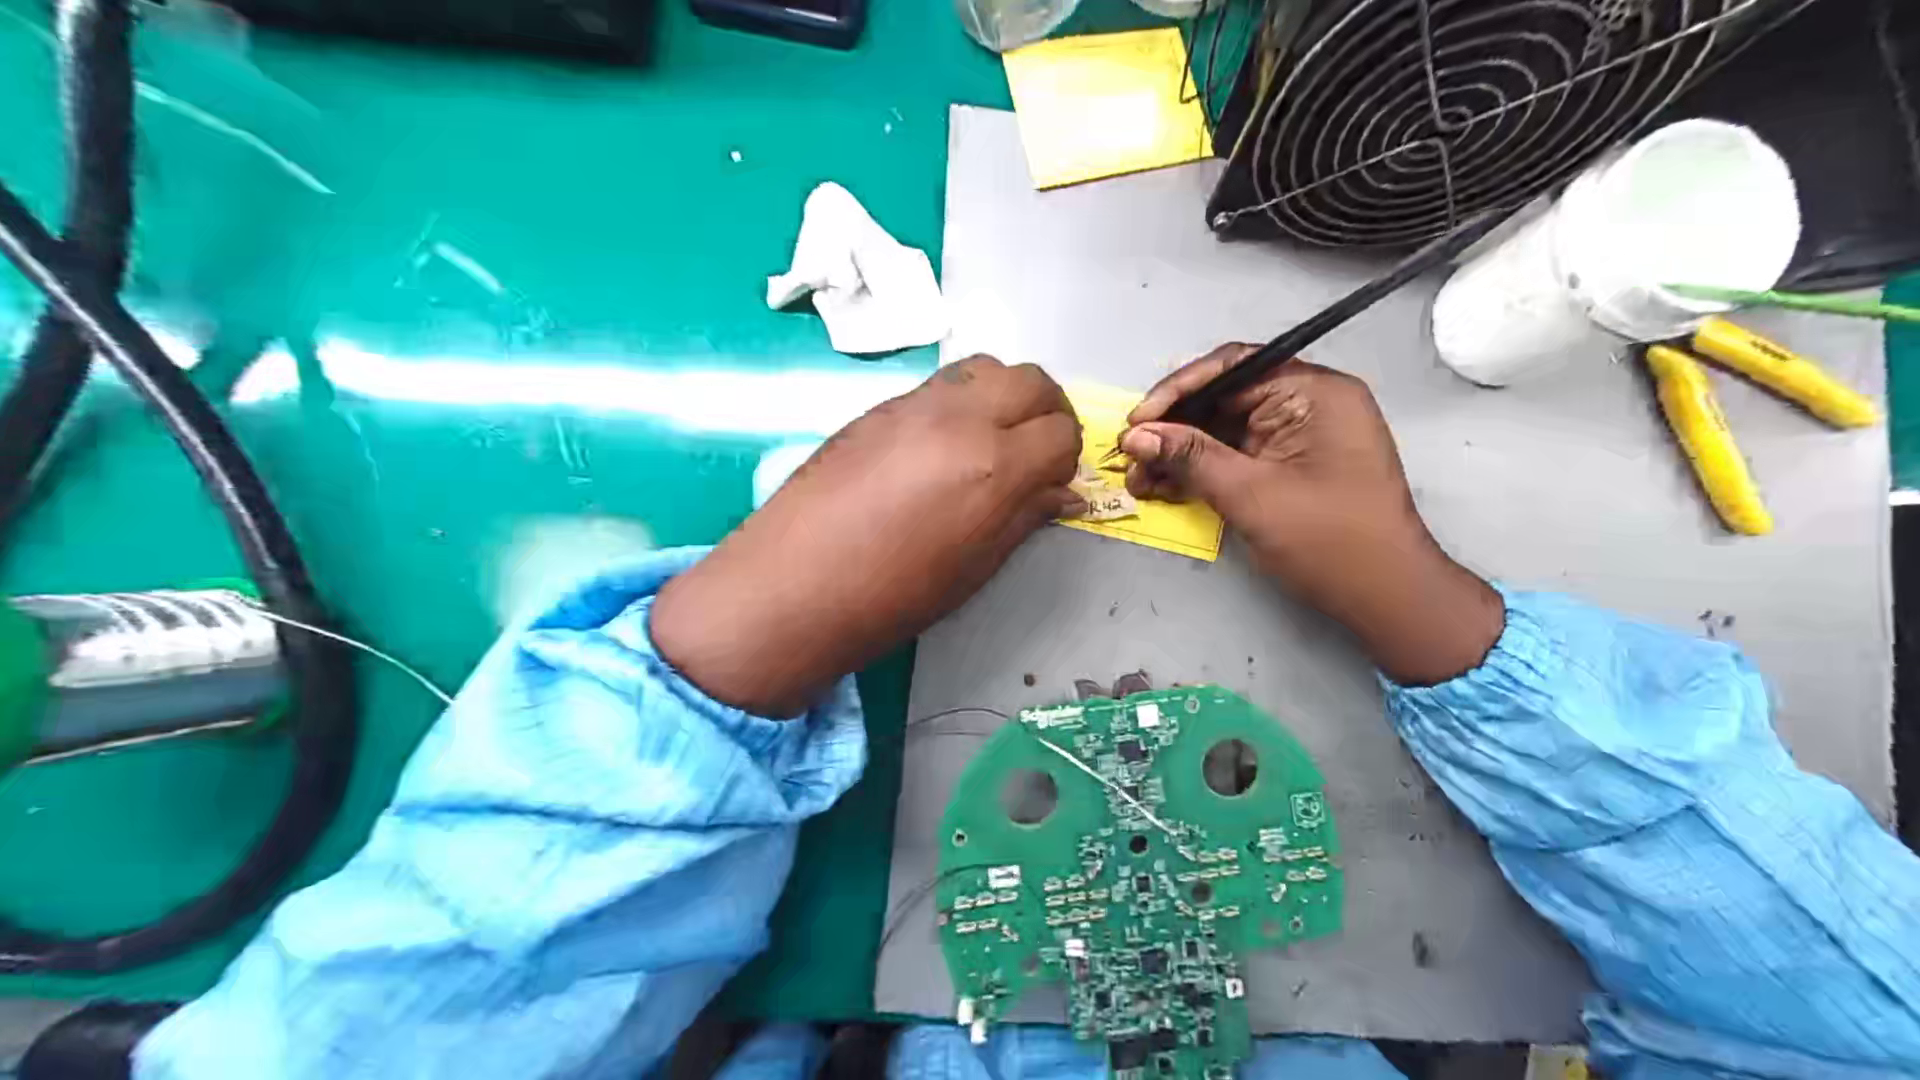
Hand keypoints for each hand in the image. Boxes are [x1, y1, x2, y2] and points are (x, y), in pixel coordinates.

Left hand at [652, 356, 1082, 715]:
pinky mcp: (879, 407)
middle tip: (1038, 452)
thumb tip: (1064, 493)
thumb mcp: (975, 566)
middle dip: (1049, 412)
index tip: (1054, 483)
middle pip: (1032, 380)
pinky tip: (946, 443)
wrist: (794, 585)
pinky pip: (941, 383)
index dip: (1067, 458)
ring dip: (1007, 395)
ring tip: (996, 438)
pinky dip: (964, 400)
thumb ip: (1025, 517)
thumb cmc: (891, 596)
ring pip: (986, 367)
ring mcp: (914, 404)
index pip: (1061, 433)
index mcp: (993, 465)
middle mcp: (959, 418)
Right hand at [1121, 345, 1502, 684]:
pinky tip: (1161, 487)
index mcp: (1312, 392)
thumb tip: (1136, 435)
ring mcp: (1295, 437)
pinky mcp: (1284, 466)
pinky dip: (1198, 471)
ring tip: (1137, 479)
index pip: (1232, 368)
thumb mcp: (1250, 493)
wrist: (1383, 595)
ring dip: (1177, 454)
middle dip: (1171, 429)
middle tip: (1129, 455)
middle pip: (1221, 399)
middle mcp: (1305, 404)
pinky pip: (1233, 456)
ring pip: (1220, 431)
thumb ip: (1190, 457)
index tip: (1137, 421)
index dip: (1177, 390)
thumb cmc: (1328, 539)